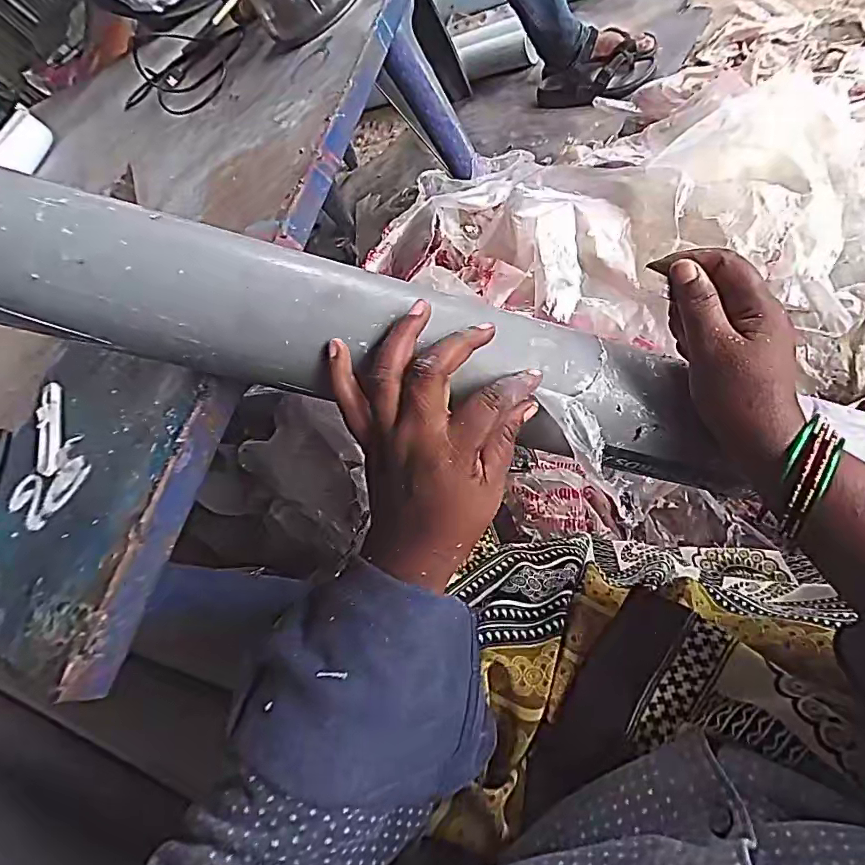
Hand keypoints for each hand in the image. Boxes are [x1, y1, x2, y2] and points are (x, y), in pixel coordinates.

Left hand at [327, 300, 541, 591]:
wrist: (406, 555)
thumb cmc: (453, 524)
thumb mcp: (490, 487)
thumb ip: (503, 439)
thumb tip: (524, 400)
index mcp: (447, 452)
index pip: (484, 404)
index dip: (510, 386)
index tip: (528, 374)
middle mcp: (410, 435)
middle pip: (427, 375)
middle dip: (455, 345)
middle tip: (478, 329)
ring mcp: (383, 433)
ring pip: (384, 376)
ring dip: (399, 338)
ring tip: (416, 310)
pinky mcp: (366, 436)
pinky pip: (347, 400)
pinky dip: (339, 371)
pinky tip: (337, 344)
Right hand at [651, 249, 806, 486]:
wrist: (761, 443)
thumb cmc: (738, 397)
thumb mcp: (711, 346)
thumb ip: (697, 303)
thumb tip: (683, 266)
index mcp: (760, 307)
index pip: (725, 262)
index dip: (691, 260)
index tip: (658, 272)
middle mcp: (761, 314)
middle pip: (718, 281)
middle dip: (688, 293)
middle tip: (676, 320)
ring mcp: (754, 333)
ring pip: (714, 305)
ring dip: (690, 315)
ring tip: (685, 341)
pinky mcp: (744, 350)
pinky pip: (715, 327)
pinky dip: (697, 332)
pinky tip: (691, 352)